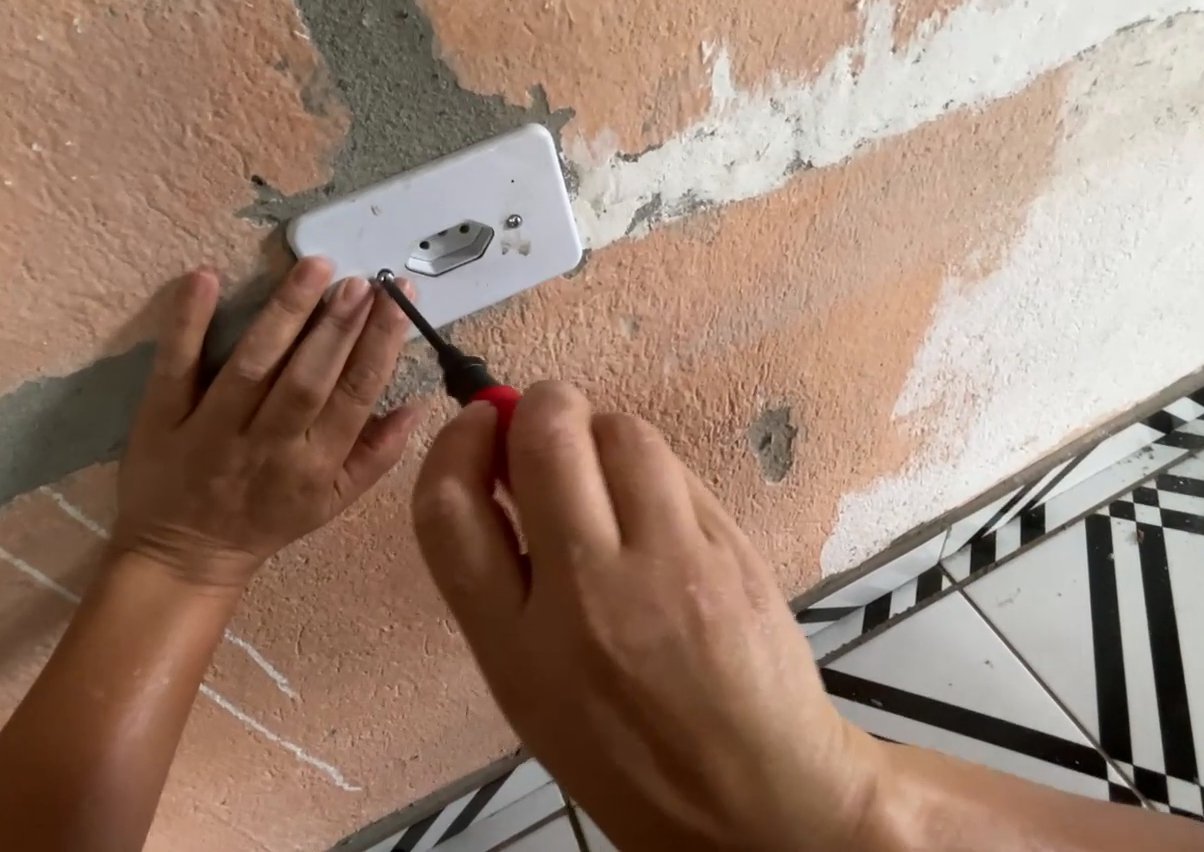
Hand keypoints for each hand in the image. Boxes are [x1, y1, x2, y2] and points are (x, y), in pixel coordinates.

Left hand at [114, 258, 421, 589]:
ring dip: (285, 313)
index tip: (398, 300)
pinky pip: (176, 367)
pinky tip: (205, 278)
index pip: (356, 394)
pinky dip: (188, 323)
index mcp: (315, 464)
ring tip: (316, 268)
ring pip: (254, 365)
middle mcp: (268, 444)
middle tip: (364, 281)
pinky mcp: (161, 419)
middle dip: (340, 326)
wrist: (182, 557)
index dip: (381, 344)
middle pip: (310, 377)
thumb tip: (417, 405)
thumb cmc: (269, 521)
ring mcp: (211, 429)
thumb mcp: (334, 502)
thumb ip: (377, 455)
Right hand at [411, 383, 882, 849]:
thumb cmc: (628, 748)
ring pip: (621, 432)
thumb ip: (506, 578)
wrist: (754, 798)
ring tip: (612, 467)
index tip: (477, 424)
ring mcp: (666, 566)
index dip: (454, 446)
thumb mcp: (533, 685)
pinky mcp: (727, 548)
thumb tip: (500, 467)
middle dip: (541, 404)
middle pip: (545, 440)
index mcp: (515, 648)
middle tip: (551, 421)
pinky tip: (659, 502)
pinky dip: (653, 464)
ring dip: (603, 429)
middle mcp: (585, 597)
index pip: (448, 510)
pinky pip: (675, 466)